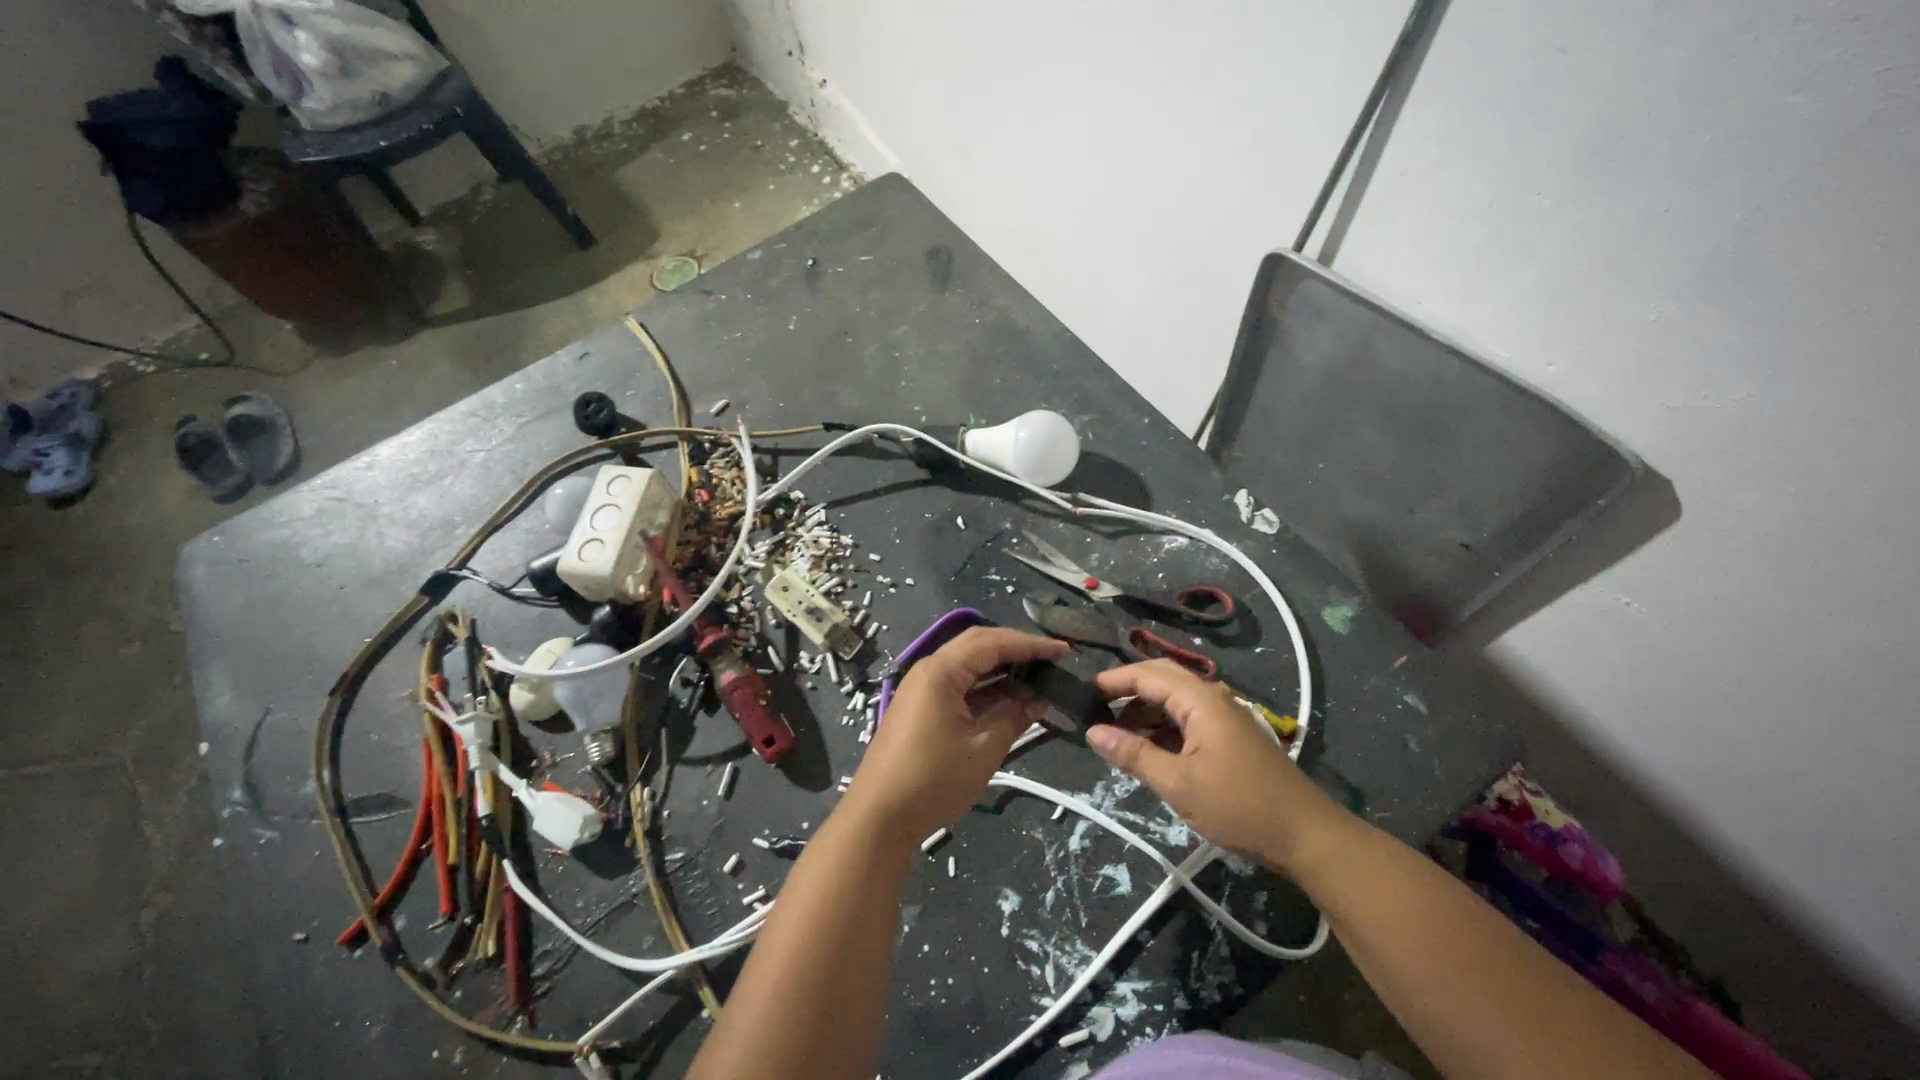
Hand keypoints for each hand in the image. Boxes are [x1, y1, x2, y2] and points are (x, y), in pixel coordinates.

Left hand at [841, 627, 1067, 849]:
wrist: (879, 817)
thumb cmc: (933, 780)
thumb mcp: (983, 749)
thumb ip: (1014, 717)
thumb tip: (1039, 698)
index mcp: (941, 672)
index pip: (992, 642)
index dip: (1030, 644)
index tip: (1064, 650)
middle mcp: (928, 671)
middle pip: (977, 646)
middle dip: (1015, 650)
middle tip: (1052, 660)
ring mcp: (921, 690)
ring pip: (967, 666)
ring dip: (1001, 670)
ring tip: (1038, 678)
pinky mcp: (920, 709)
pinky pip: (957, 686)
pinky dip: (985, 689)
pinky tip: (1010, 700)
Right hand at [1088, 660, 1349, 873]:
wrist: (1305, 835)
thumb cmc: (1239, 806)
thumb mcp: (1177, 783)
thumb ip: (1133, 754)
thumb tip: (1092, 732)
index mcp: (1201, 701)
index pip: (1148, 675)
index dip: (1115, 680)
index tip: (1083, 691)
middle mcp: (1214, 698)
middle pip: (1163, 680)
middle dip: (1128, 689)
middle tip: (1096, 708)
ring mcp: (1226, 718)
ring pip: (1176, 701)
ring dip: (1145, 711)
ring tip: (1115, 734)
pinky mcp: (1232, 738)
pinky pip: (1190, 719)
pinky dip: (1164, 727)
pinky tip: (1148, 750)